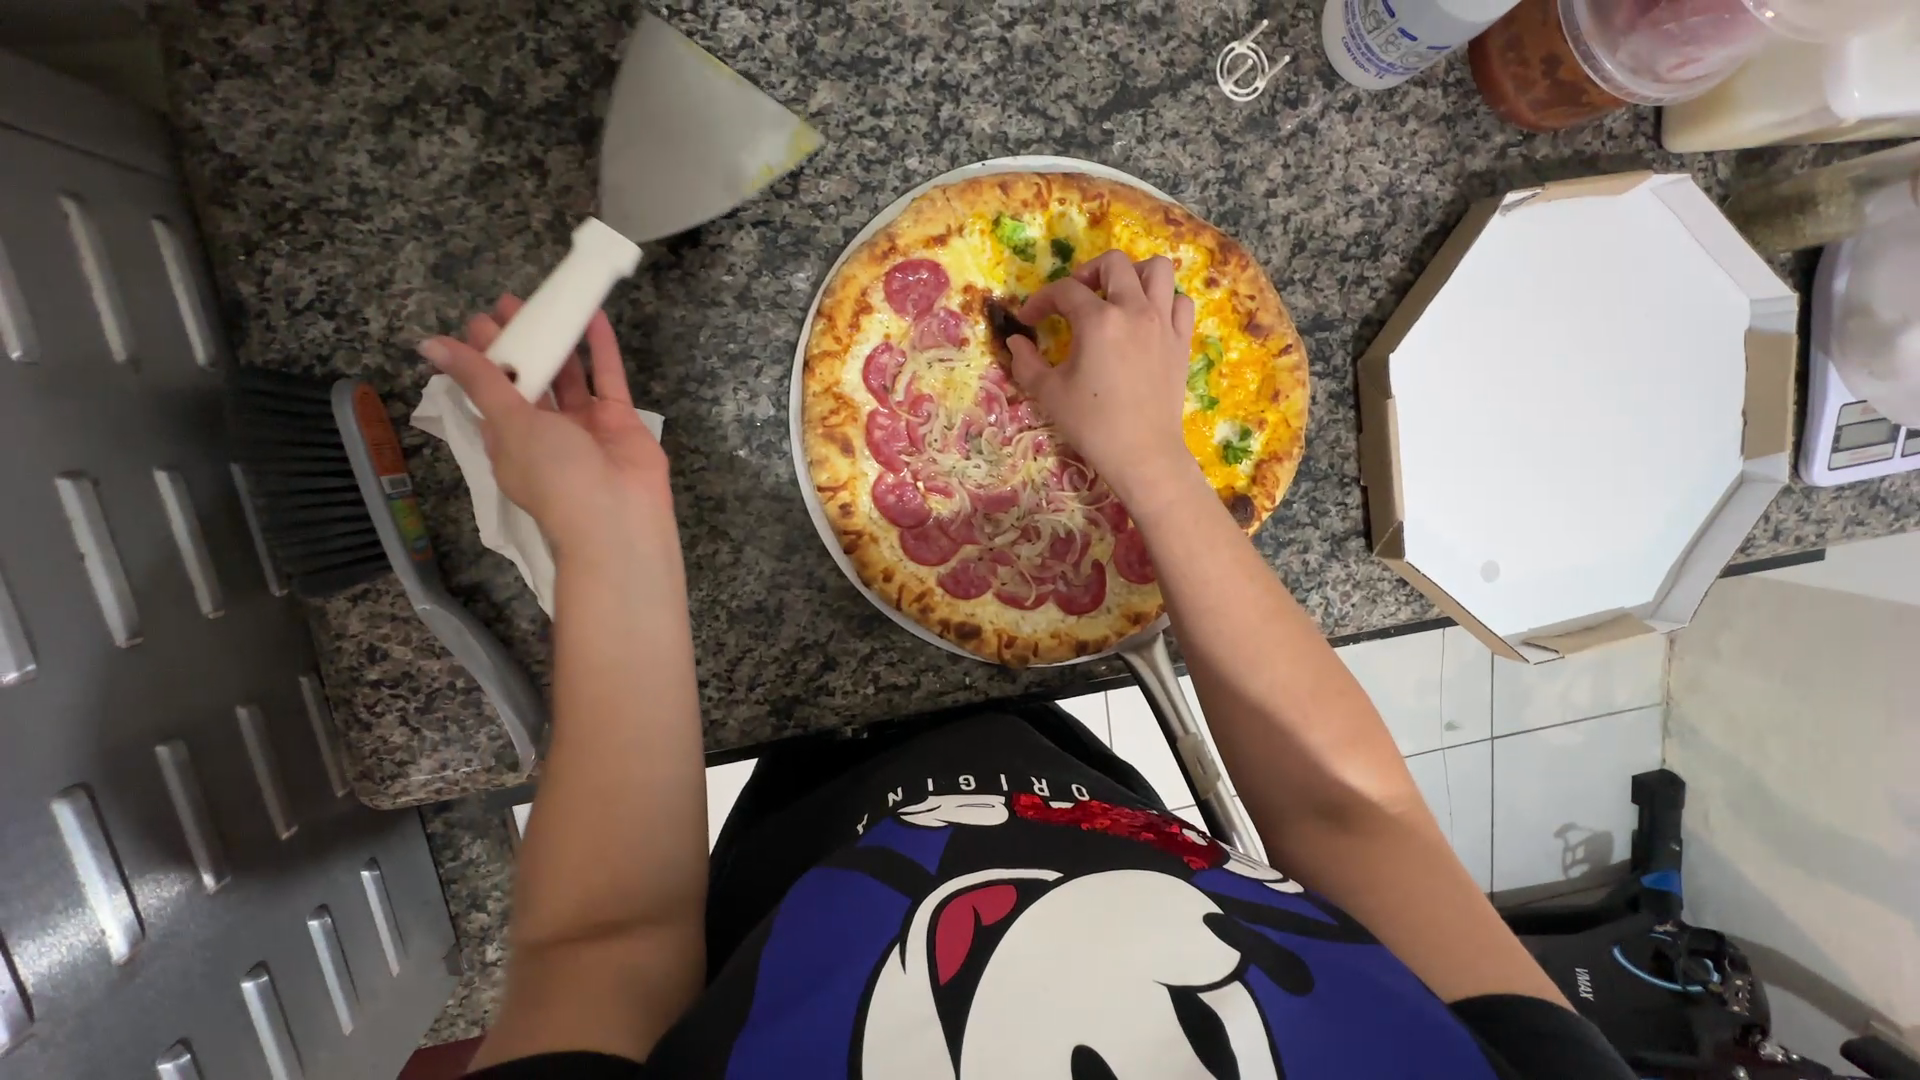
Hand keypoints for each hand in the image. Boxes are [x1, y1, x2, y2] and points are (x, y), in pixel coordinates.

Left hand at [418, 295, 670, 552]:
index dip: (483, 356)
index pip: (491, 392)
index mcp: (509, 440)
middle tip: (511, 304)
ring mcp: (585, 426)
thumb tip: (431, 344)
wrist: (618, 517)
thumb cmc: (554, 475)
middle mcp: (546, 432)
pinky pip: (608, 378)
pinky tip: (592, 316)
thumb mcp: (509, 424)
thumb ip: (480, 379)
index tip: (481, 321)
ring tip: (545, 303)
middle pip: (530, 380)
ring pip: (569, 376)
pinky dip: (601, 348)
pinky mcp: (620, 420)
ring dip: (558, 341)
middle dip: (519, 344)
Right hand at [1006, 251, 1200, 505]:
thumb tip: (1016, 343)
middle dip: (1088, 272)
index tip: (1029, 320)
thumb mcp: (1048, 394)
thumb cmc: (1091, 424)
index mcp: (1098, 320)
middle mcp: (1134, 310)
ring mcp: (1163, 323)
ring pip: (1158, 269)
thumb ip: (1026, 363)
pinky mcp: (1181, 341)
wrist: (1142, 453)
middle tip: (1075, 298)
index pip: (1064, 291)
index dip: (1040, 300)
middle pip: (1115, 263)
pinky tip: (1147, 319)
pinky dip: (1164, 301)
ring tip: (1118, 296)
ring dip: (1134, 274)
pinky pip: (1180, 301)